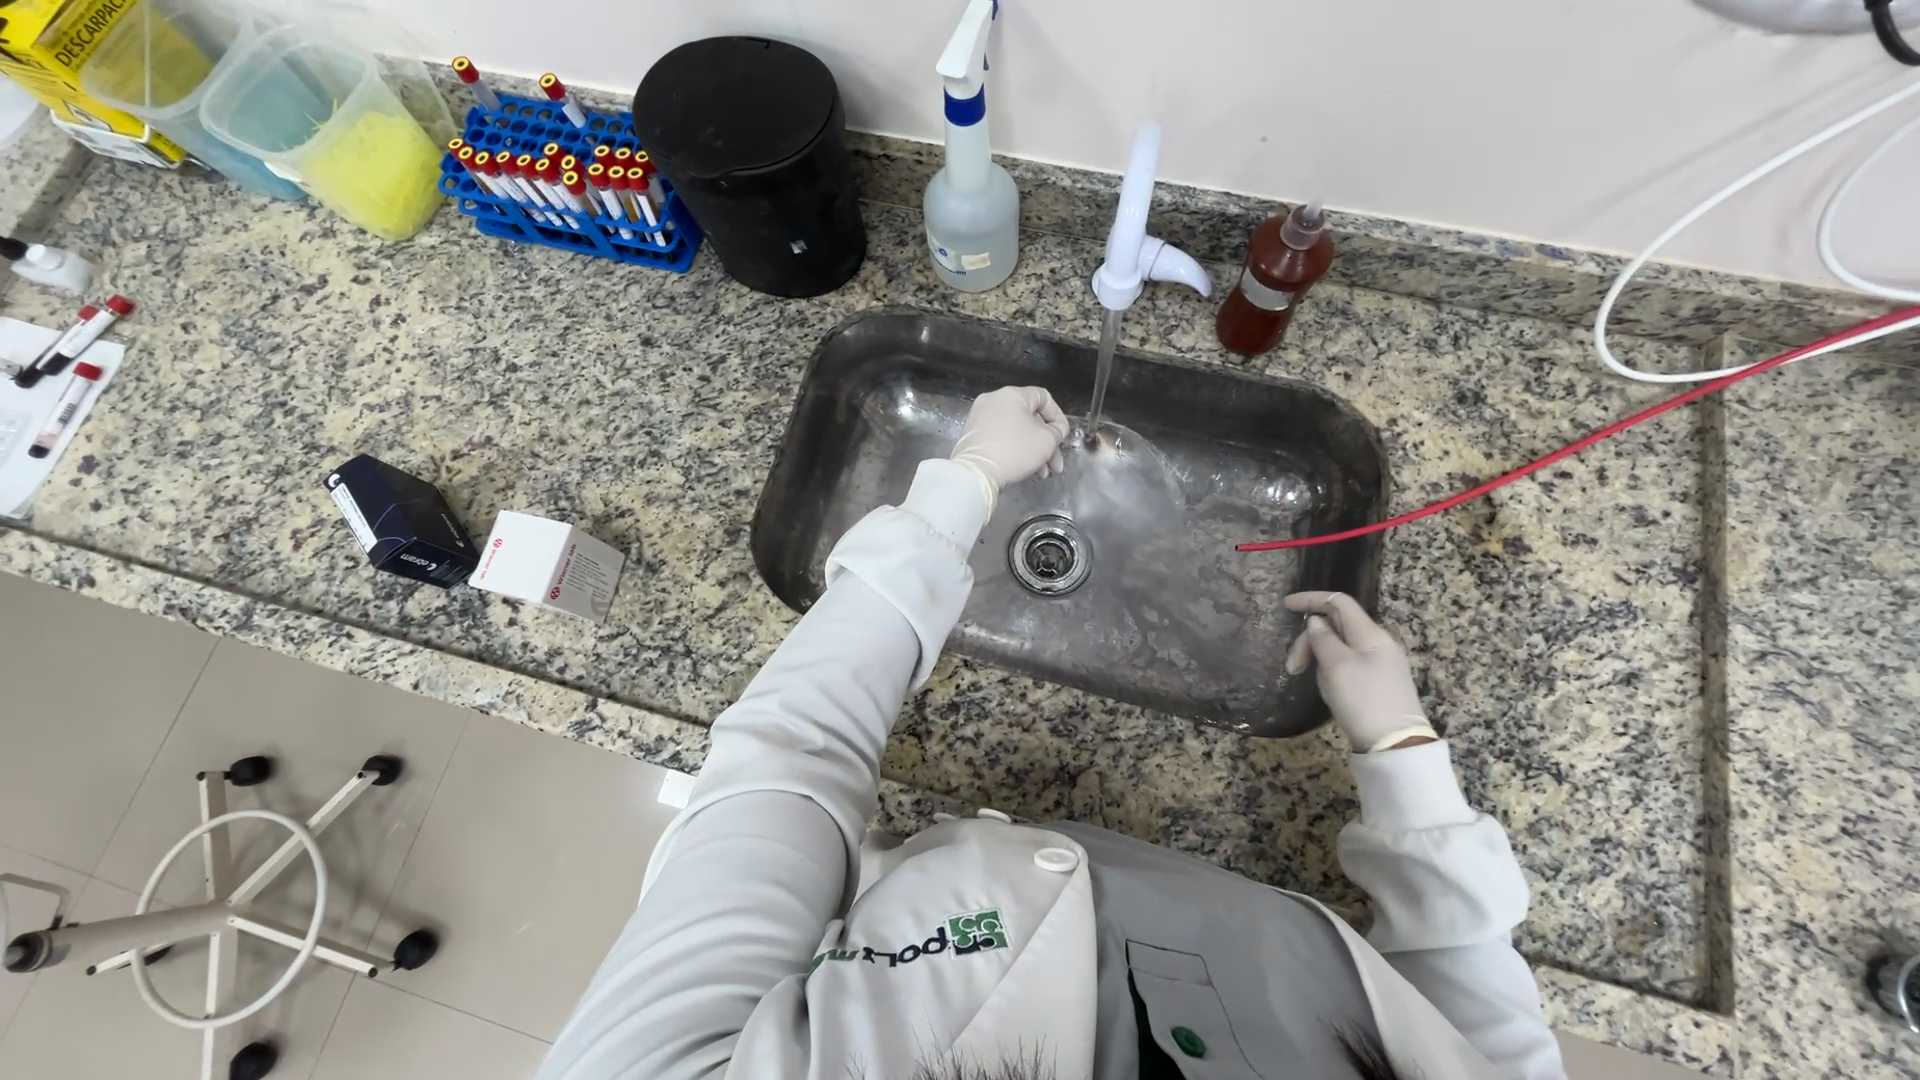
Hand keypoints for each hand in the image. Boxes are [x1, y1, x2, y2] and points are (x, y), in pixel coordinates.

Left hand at [950, 386, 1071, 494]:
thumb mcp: (1047, 440)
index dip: (1058, 416)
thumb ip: (1058, 431)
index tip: (1063, 436)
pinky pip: (1001, 437)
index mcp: (1012, 394)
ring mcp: (980, 417)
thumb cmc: (1015, 451)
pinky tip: (1026, 468)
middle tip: (1056, 463)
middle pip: (1030, 417)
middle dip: (1047, 442)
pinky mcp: (973, 435)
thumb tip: (1057, 429)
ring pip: (1016, 430)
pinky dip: (1015, 449)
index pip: (1044, 397)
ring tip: (1043, 473)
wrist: (976, 474)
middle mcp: (993, 400)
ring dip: (1033, 449)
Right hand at [1284, 592, 1436, 753]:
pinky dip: (1327, 665)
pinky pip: (1345, 660)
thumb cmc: (1363, 700)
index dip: (1311, 599)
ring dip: (1315, 654)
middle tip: (1293, 666)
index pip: (1339, 602)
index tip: (1285, 606)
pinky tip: (1322, 682)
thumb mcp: (1336, 666)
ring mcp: (1378, 662)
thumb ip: (1323, 638)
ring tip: (1304, 677)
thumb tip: (1316, 621)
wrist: (1395, 744)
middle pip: (1335, 625)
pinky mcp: (1375, 680)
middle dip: (1309, 639)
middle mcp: (1377, 643)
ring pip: (1338, 644)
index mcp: (1370, 634)